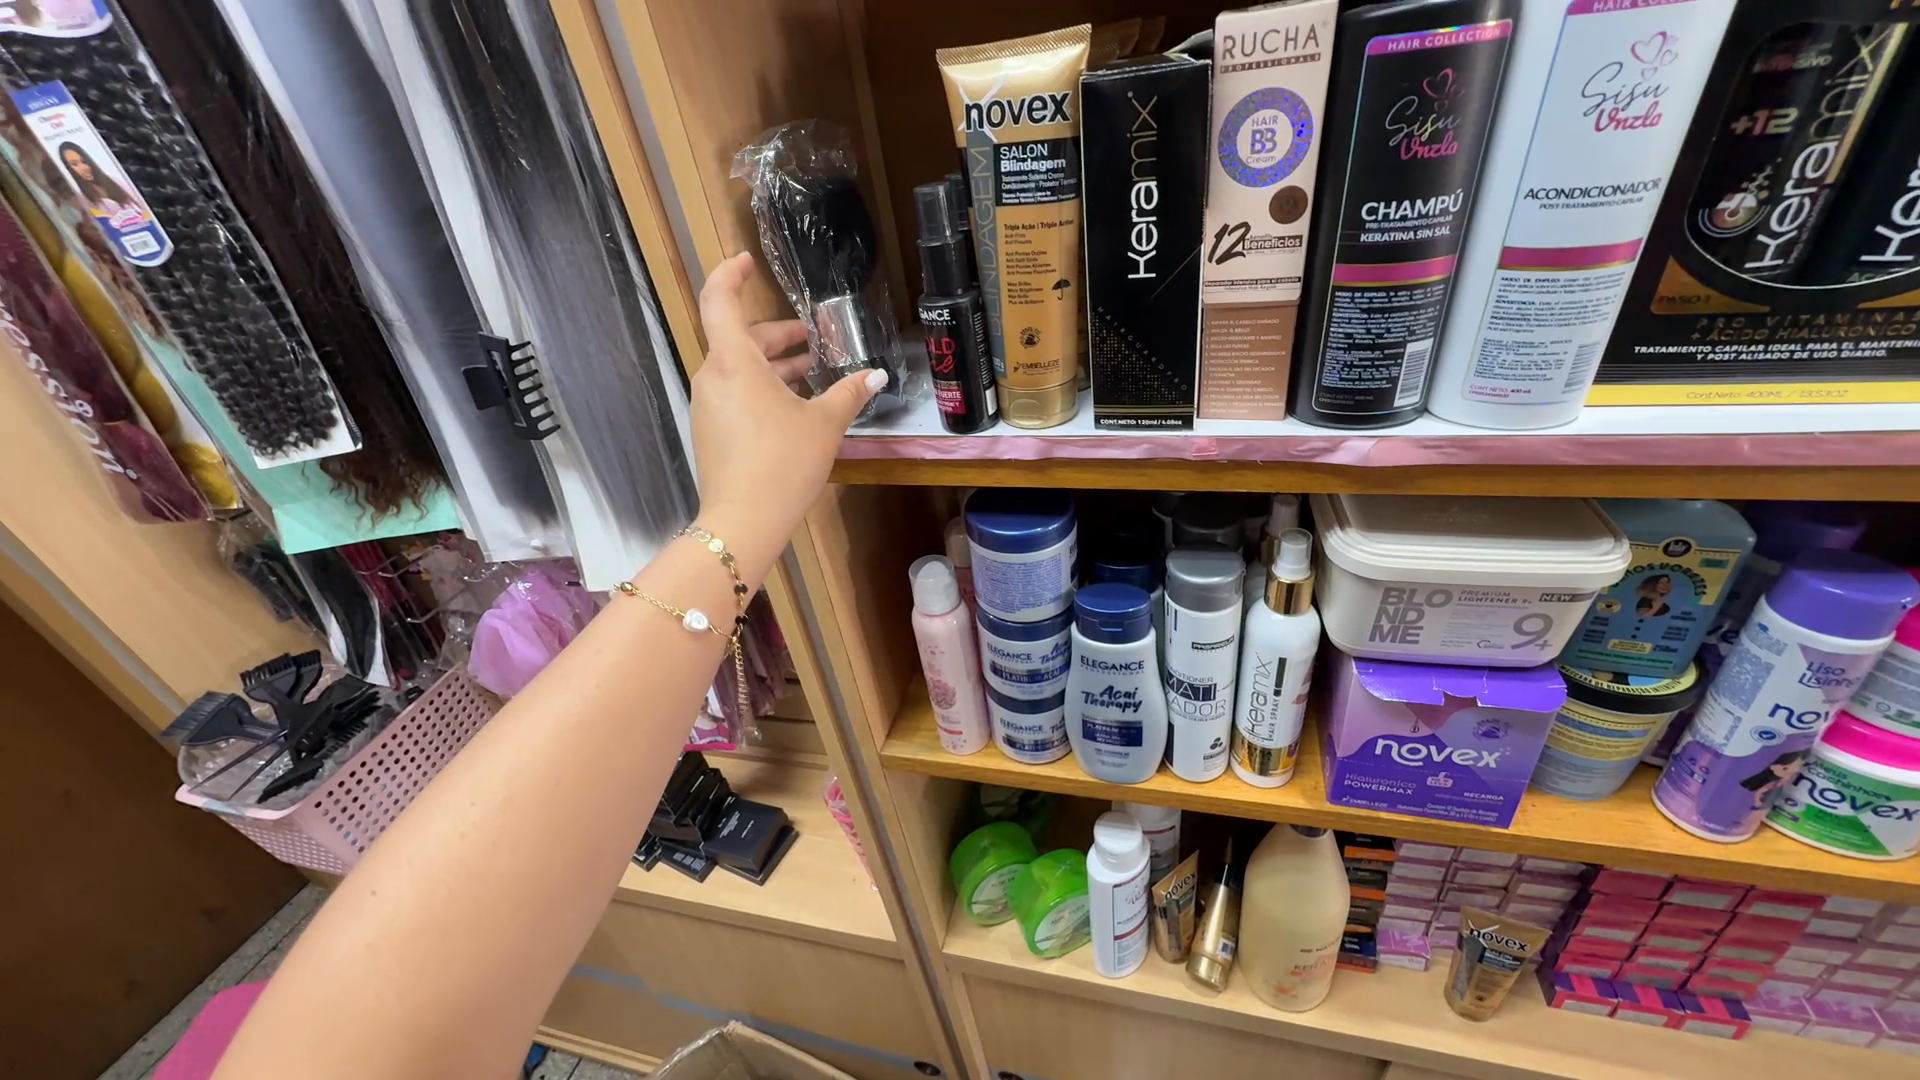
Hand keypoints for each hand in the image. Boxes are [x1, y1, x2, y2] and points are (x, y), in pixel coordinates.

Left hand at [690, 252, 884, 552]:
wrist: (743, 523)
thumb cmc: (784, 463)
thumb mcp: (825, 425)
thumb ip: (849, 394)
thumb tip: (877, 376)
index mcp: (734, 363)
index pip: (719, 300)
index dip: (730, 273)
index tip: (746, 260)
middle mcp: (713, 378)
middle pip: (739, 339)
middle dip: (777, 335)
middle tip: (813, 340)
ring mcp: (708, 407)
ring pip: (739, 370)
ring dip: (773, 366)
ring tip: (812, 374)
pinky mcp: (711, 432)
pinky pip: (735, 396)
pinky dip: (762, 390)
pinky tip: (793, 409)